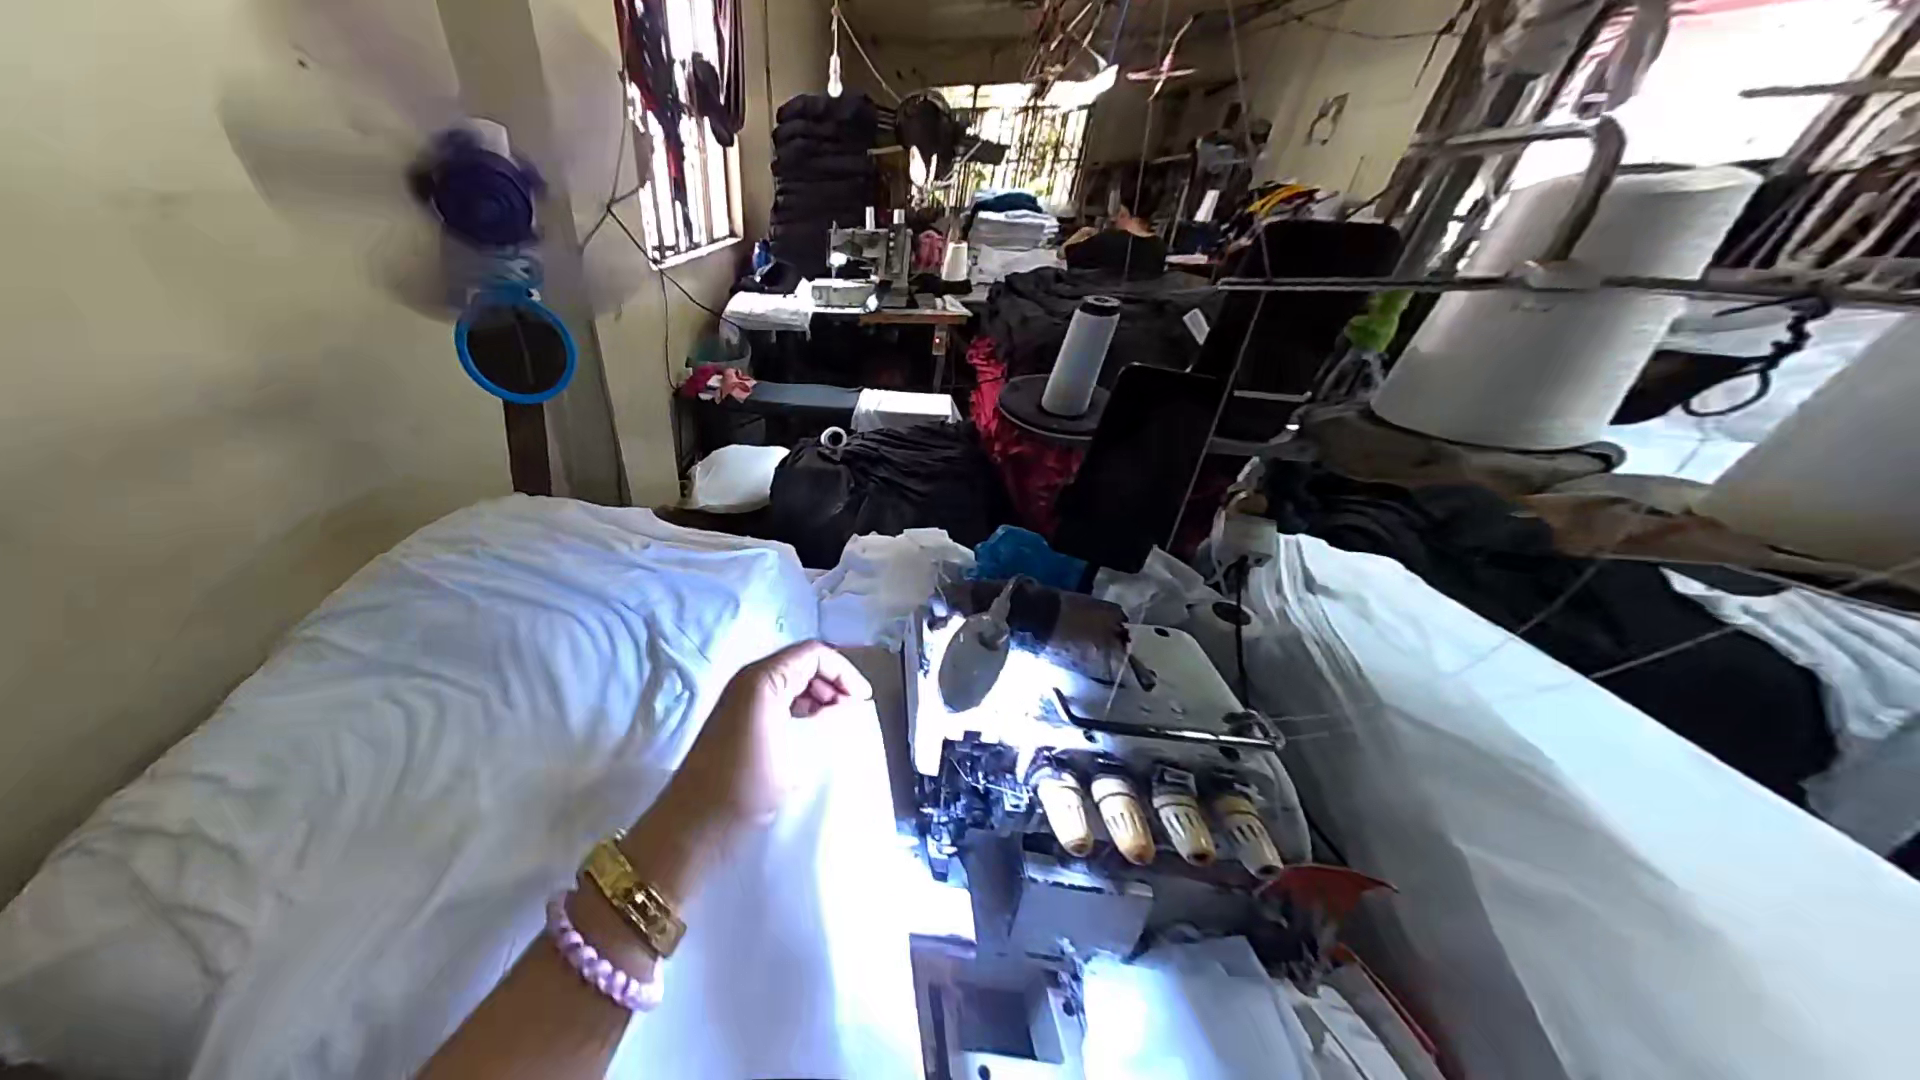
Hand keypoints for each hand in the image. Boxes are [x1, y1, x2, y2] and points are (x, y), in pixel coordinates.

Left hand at [667, 641, 874, 831]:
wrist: (692, 829)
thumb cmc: (745, 788)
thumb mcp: (795, 753)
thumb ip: (826, 723)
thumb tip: (845, 707)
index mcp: (762, 680)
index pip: (814, 654)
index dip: (844, 671)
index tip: (863, 699)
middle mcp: (749, 681)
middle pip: (802, 662)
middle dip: (833, 680)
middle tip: (854, 708)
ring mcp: (741, 699)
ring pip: (791, 679)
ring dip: (819, 693)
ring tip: (837, 718)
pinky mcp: (738, 719)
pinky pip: (779, 697)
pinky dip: (802, 705)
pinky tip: (813, 728)